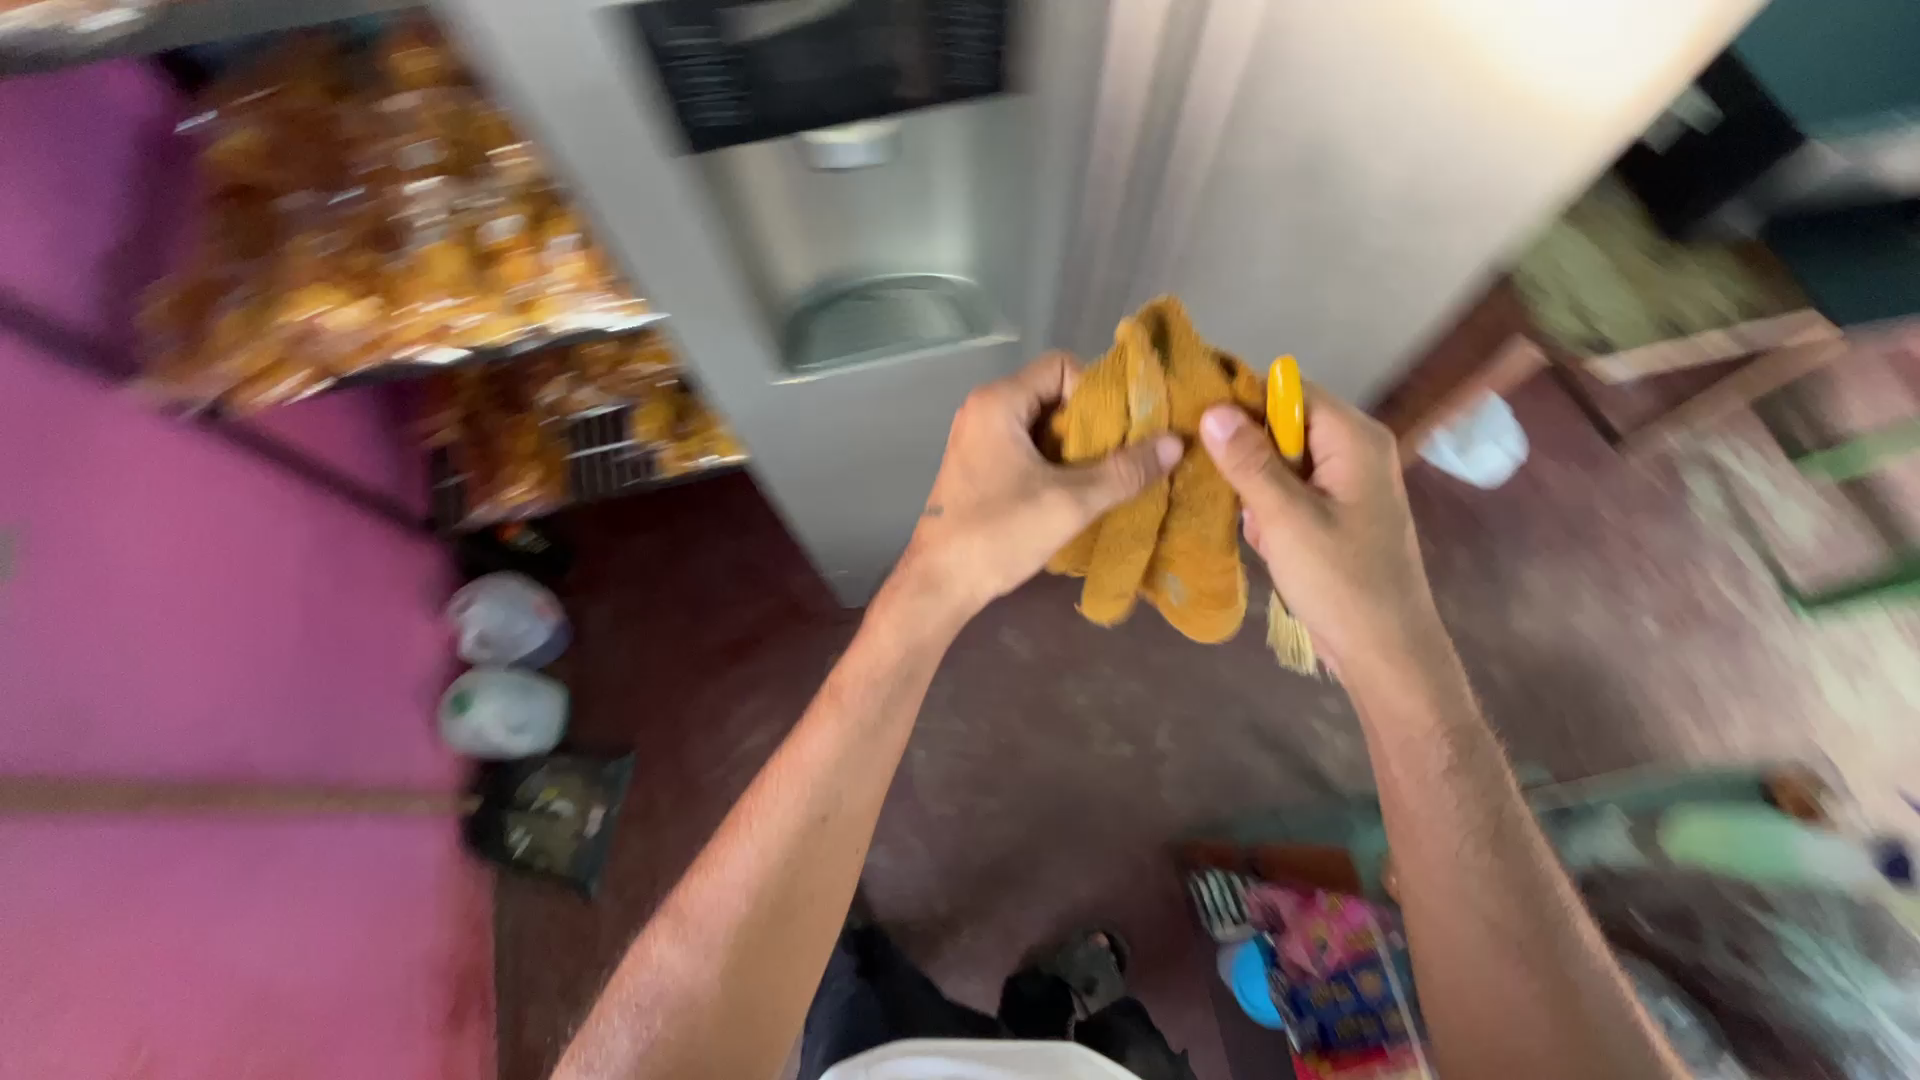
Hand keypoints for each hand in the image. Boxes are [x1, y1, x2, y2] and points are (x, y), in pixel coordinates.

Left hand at [896, 352, 1182, 622]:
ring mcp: (978, 440)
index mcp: (998, 402)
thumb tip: (1175, 443)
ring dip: (1075, 449)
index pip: (1062, 367)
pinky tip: (1075, 494)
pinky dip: (1054, 464)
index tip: (1120, 433)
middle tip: (1121, 459)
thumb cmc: (999, 534)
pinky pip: (1026, 449)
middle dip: (1091, 424)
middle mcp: (984, 411)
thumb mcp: (1070, 502)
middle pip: (1053, 395)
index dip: (1097, 393)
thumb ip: (1124, 470)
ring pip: (1042, 426)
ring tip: (1104, 480)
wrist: (939, 584)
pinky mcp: (979, 468)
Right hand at [1198, 384, 1444, 678]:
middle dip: (1250, 456)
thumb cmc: (1339, 581)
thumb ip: (1249, 462)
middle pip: (1284, 425)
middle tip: (1230, 492)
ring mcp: (1348, 482)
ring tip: (1257, 528)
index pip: (1289, 390)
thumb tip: (1212, 410)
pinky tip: (1270, 542)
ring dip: (1258, 489)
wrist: (1384, 650)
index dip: (1243, 402)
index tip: (1198, 427)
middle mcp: (1355, 449)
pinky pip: (1292, 490)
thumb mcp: (1285, 518)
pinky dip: (1272, 510)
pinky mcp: (1338, 510)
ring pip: (1282, 461)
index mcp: (1353, 438)